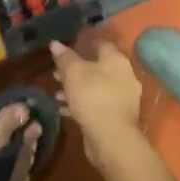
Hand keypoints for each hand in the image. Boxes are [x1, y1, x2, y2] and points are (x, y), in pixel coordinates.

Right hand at [50, 40, 143, 168]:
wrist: (111, 137)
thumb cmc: (92, 96)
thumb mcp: (73, 73)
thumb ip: (64, 57)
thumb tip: (55, 43)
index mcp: (116, 60)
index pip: (100, 44)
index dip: (83, 45)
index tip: (66, 49)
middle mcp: (124, 75)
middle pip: (97, 67)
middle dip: (75, 70)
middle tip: (56, 74)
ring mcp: (122, 97)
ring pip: (95, 87)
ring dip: (76, 89)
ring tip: (57, 94)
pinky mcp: (116, 116)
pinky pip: (96, 104)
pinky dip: (81, 104)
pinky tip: (64, 110)